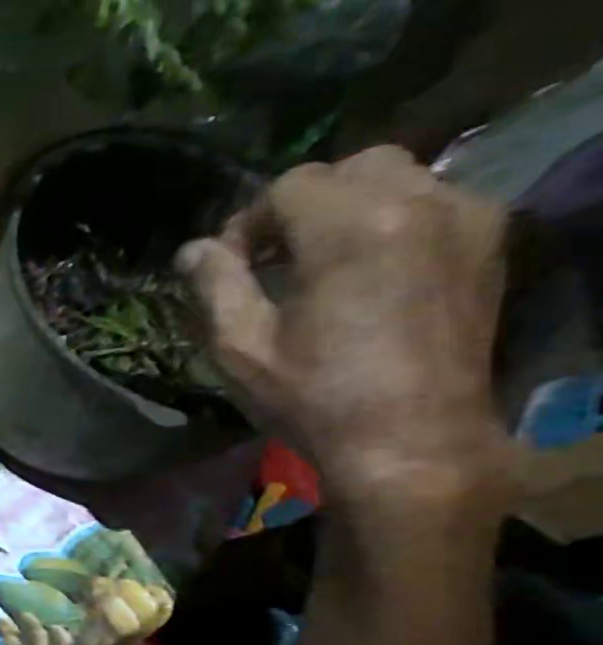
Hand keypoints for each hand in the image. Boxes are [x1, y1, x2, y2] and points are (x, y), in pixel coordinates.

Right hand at [177, 146, 514, 507]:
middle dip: (298, 206)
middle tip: (270, 260)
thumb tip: (194, 249)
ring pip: (394, 178)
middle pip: (347, 169)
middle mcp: (420, 205)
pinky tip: (363, 270)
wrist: (409, 437)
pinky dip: (388, 220)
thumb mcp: (239, 345)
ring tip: (316, 262)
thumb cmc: (311, 395)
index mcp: (352, 229)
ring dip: (344, 209)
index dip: (247, 223)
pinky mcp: (487, 242)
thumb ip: (215, 285)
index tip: (230, 268)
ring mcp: (465, 219)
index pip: (288, 187)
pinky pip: (430, 202)